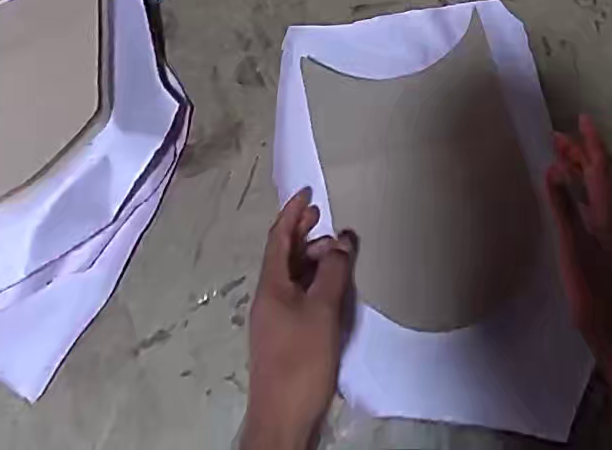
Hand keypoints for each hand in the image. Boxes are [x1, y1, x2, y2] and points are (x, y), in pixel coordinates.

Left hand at [241, 188, 354, 449]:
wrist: (283, 419)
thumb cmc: (302, 359)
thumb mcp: (323, 309)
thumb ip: (334, 270)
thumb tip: (341, 239)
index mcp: (271, 287)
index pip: (278, 239)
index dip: (291, 213)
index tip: (307, 191)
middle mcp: (269, 298)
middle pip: (284, 254)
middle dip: (302, 232)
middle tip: (324, 213)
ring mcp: (276, 317)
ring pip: (294, 273)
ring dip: (313, 256)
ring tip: (338, 249)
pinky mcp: (287, 334)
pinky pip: (300, 291)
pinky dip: (315, 277)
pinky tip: (334, 282)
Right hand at [548, 115, 611, 448]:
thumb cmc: (596, 296)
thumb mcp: (575, 250)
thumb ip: (564, 209)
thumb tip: (554, 168)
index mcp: (606, 214)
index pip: (600, 168)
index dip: (591, 142)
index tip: (582, 119)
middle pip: (599, 177)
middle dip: (581, 153)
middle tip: (559, 137)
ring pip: (598, 193)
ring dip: (582, 173)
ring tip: (563, 162)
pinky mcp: (608, 252)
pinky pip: (594, 209)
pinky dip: (581, 194)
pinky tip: (573, 205)